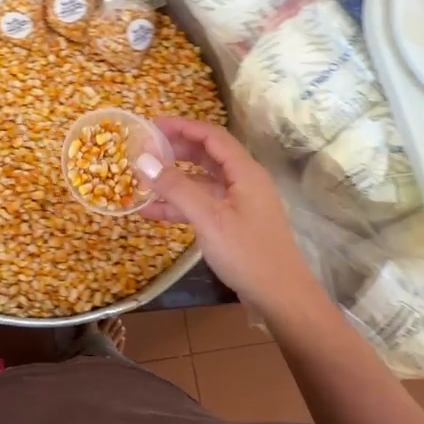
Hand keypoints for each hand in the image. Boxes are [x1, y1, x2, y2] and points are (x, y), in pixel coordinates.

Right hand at [135, 118, 322, 318]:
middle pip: (207, 155)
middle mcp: (244, 182)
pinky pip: (203, 205)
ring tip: (143, 181)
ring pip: (202, 182)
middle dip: (176, 151)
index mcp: (245, 172)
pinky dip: (180, 205)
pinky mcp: (233, 224)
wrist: (281, 297)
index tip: (152, 125)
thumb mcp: (209, 218)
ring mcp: (239, 204)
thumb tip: (143, 160)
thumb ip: (176, 188)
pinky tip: (153, 212)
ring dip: (174, 180)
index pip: (212, 136)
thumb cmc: (248, 253)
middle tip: (145, 150)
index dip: (183, 127)